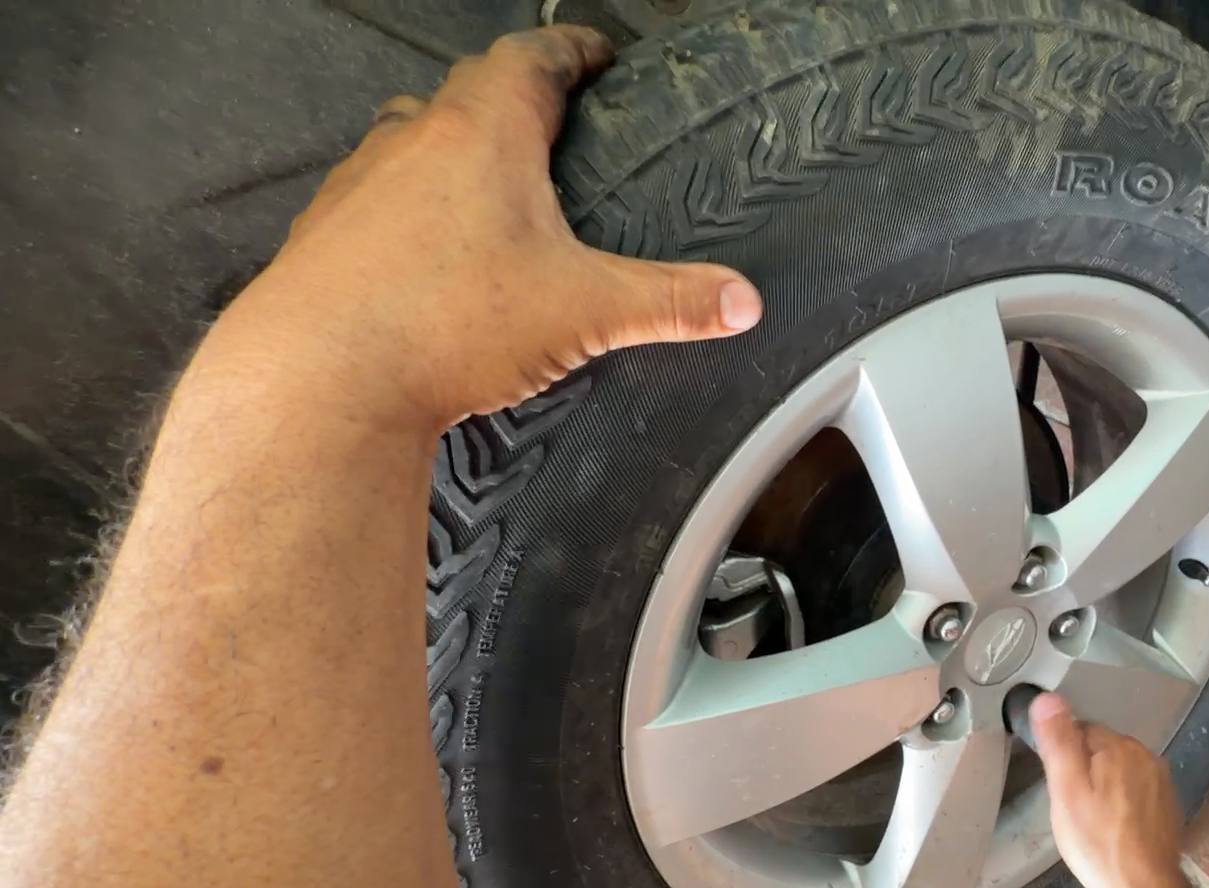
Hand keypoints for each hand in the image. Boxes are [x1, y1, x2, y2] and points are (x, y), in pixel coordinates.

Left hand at [199, 25, 762, 432]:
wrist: (326, 378)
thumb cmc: (447, 323)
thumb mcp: (591, 311)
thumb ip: (674, 301)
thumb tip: (742, 300)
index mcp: (481, 140)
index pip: (530, 60)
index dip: (571, 49)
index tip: (595, 51)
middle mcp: (414, 146)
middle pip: (472, 94)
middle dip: (520, 96)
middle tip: (560, 122)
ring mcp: (365, 186)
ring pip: (421, 142)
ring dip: (463, 150)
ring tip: (506, 187)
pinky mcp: (337, 236)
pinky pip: (388, 199)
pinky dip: (425, 207)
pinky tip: (451, 254)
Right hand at [1029, 692, 1186, 887]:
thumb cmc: (1096, 841)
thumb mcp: (1065, 790)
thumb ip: (1058, 741)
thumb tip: (1048, 698)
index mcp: (1118, 746)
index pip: (1080, 730)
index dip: (1065, 757)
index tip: (1061, 787)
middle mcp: (1145, 755)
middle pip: (1102, 749)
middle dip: (1085, 770)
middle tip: (1073, 807)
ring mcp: (1161, 780)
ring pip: (1120, 770)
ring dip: (1105, 785)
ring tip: (1093, 820)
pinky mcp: (1169, 804)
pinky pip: (1137, 790)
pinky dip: (1124, 802)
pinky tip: (1115, 828)